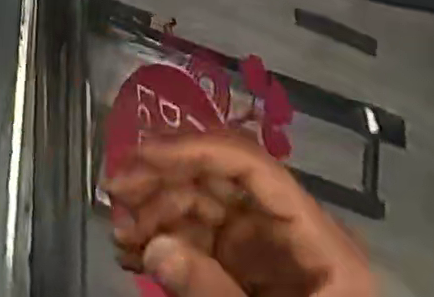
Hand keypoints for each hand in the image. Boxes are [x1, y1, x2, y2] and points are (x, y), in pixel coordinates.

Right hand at [104, 132, 375, 296]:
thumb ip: (215, 293)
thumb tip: (153, 248)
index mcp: (318, 240)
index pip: (251, 167)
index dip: (194, 150)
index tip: (141, 153)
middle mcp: (289, 233)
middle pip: (218, 182)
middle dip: (161, 181)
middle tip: (115, 189)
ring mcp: (265, 253)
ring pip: (199, 207)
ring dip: (154, 213)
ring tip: (119, 233)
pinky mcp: (245, 275)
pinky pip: (197, 242)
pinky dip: (163, 242)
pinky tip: (132, 253)